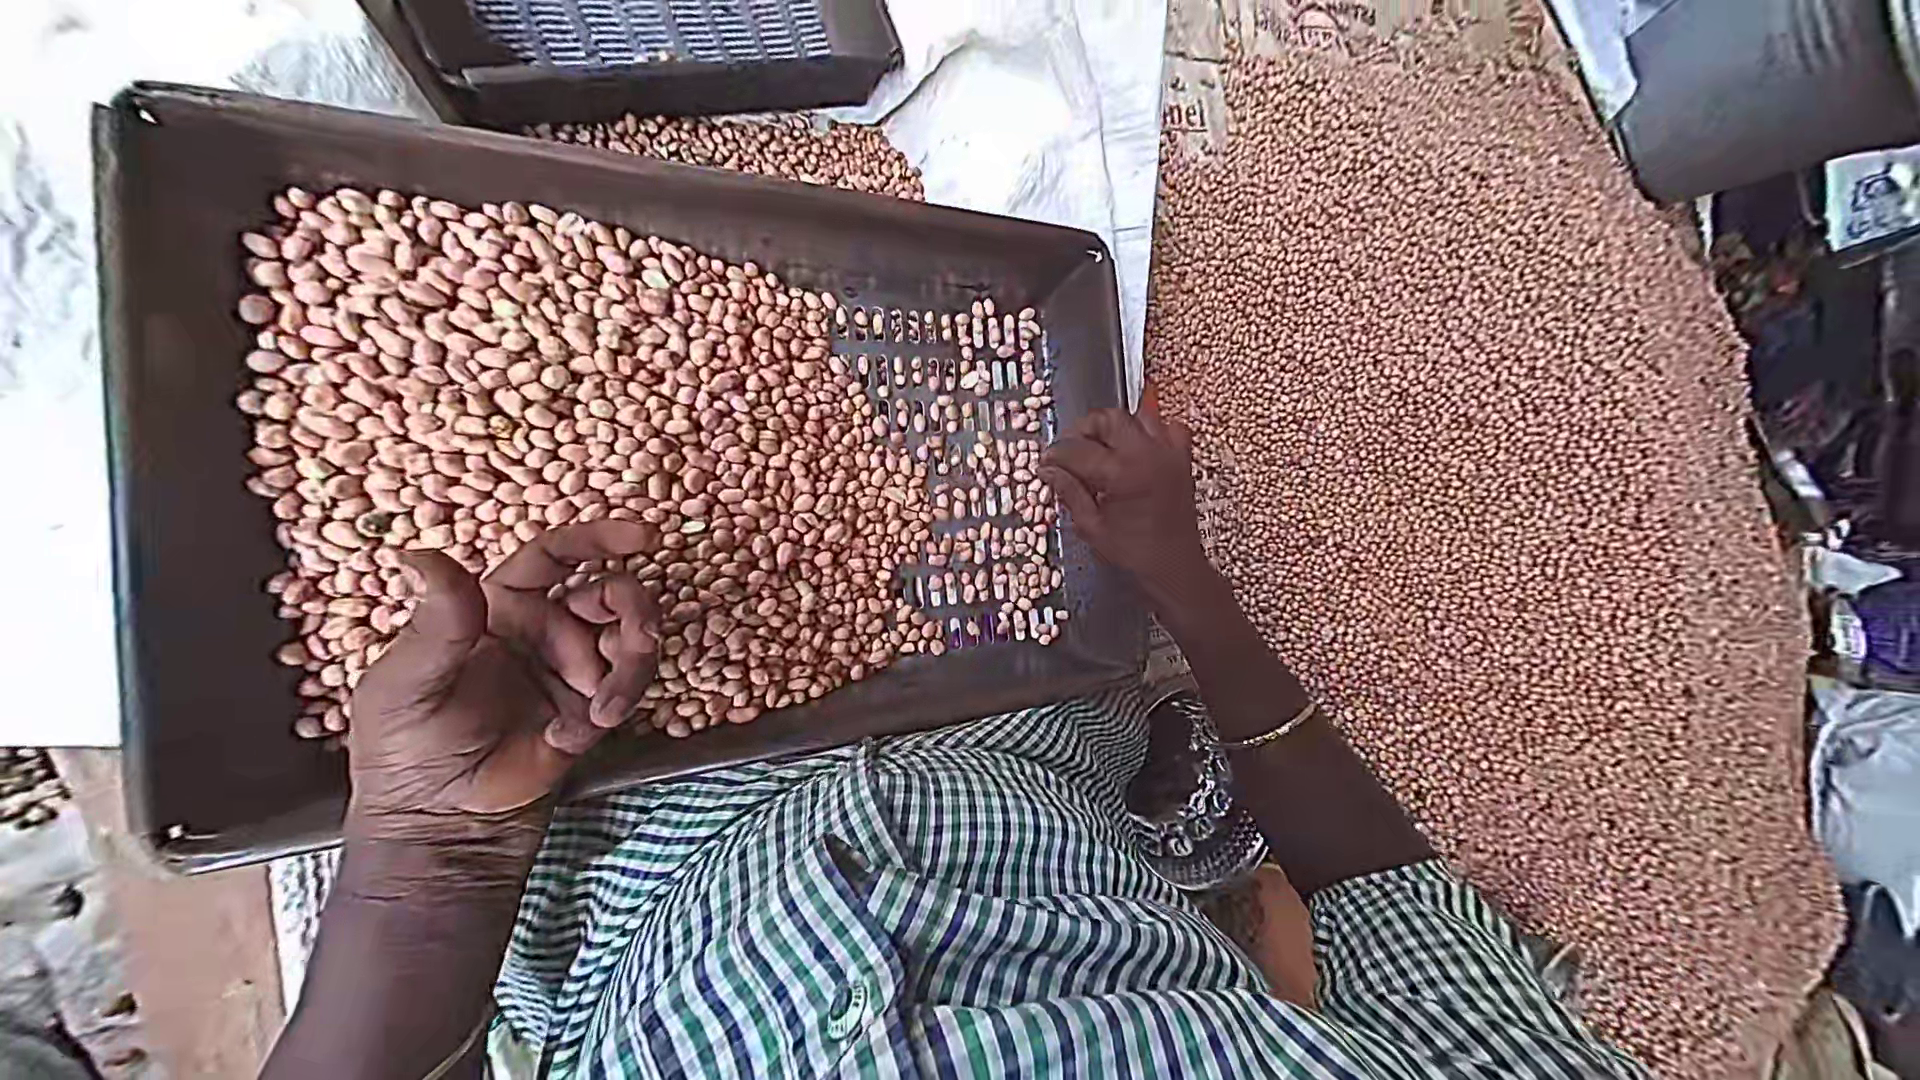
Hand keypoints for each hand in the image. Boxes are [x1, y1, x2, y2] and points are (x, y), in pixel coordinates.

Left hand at [345, 520, 661, 843]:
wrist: (445, 818)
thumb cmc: (409, 745)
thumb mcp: (405, 683)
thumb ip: (435, 623)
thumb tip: (421, 555)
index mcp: (504, 606)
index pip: (557, 555)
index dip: (599, 538)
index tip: (642, 536)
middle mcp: (551, 626)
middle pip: (613, 591)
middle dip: (635, 607)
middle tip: (642, 636)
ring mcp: (582, 664)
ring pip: (634, 636)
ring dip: (634, 663)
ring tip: (606, 707)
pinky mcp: (602, 701)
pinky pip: (633, 683)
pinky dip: (619, 700)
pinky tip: (586, 727)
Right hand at [1040, 401, 1214, 611]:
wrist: (1174, 565)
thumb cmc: (1134, 552)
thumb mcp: (1091, 526)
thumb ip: (1069, 492)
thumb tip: (1049, 470)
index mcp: (1122, 474)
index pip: (1078, 449)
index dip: (1056, 454)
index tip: (1047, 463)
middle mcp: (1148, 455)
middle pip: (1108, 419)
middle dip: (1083, 430)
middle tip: (1070, 450)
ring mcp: (1168, 453)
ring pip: (1136, 416)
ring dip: (1114, 427)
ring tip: (1100, 448)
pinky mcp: (1182, 458)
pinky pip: (1166, 427)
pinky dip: (1148, 431)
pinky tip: (1135, 449)